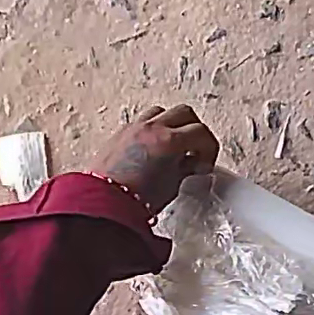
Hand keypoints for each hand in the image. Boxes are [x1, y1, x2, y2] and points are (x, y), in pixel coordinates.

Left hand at [95, 105, 218, 212]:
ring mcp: (135, 127)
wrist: (104, 202)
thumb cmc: (136, 200)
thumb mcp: (171, 186)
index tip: (206, 163)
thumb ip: (184, 169)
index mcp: (169, 141)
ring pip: (162, 112)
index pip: (201, 133)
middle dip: (195, 131)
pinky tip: (155, 148)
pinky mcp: (120, 133)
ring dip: (173, 124)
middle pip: (184, 113)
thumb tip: (191, 163)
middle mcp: (152, 128)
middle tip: (196, 150)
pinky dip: (154, 129)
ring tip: (175, 146)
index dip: (209, 149)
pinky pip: (143, 121)